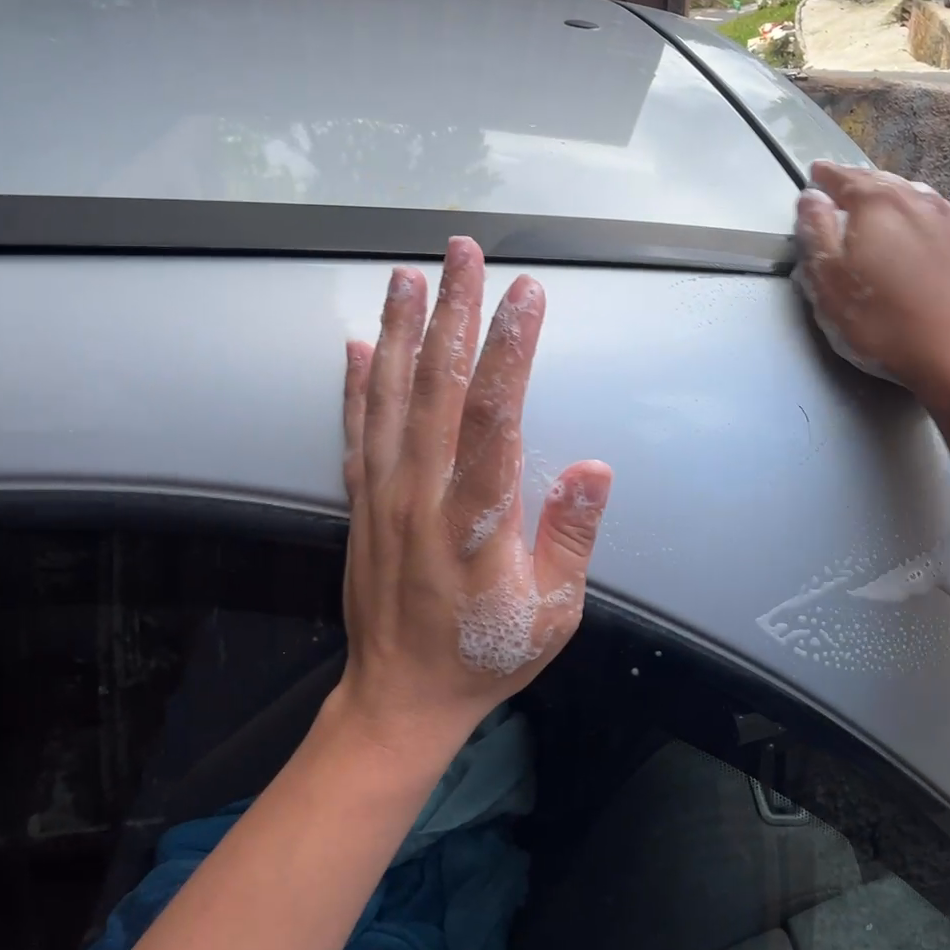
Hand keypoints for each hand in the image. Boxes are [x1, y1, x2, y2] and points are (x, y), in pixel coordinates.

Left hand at [338, 237, 612, 750]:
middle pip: (438, 387)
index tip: (525, 294)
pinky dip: (357, 384)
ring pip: (390, 397)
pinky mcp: (361, 503)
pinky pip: (356, 431)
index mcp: (475, 519)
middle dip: (455, 312)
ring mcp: (383, 495)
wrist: (400, 697)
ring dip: (402, 331)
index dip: (511, 349)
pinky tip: (361, 343)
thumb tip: (593, 467)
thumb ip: (570, 536)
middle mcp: (421, 494)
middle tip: (466, 252)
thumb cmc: (485, 655)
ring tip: (409, 275)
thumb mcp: (552, 612)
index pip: (495, 417)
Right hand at [794, 161, 949, 404]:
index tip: (816, 174)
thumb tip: (811, 199)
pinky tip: (924, 240)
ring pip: (918, 200)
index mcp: (878, 205)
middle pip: (884, 184)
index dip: (826, 177)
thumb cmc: (884, 324)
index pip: (844, 179)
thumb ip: (815, 234)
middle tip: (846, 192)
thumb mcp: (828, 284)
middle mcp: (920, 202)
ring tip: (883, 212)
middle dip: (862, 186)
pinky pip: (945, 225)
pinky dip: (927, 226)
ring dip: (897, 202)